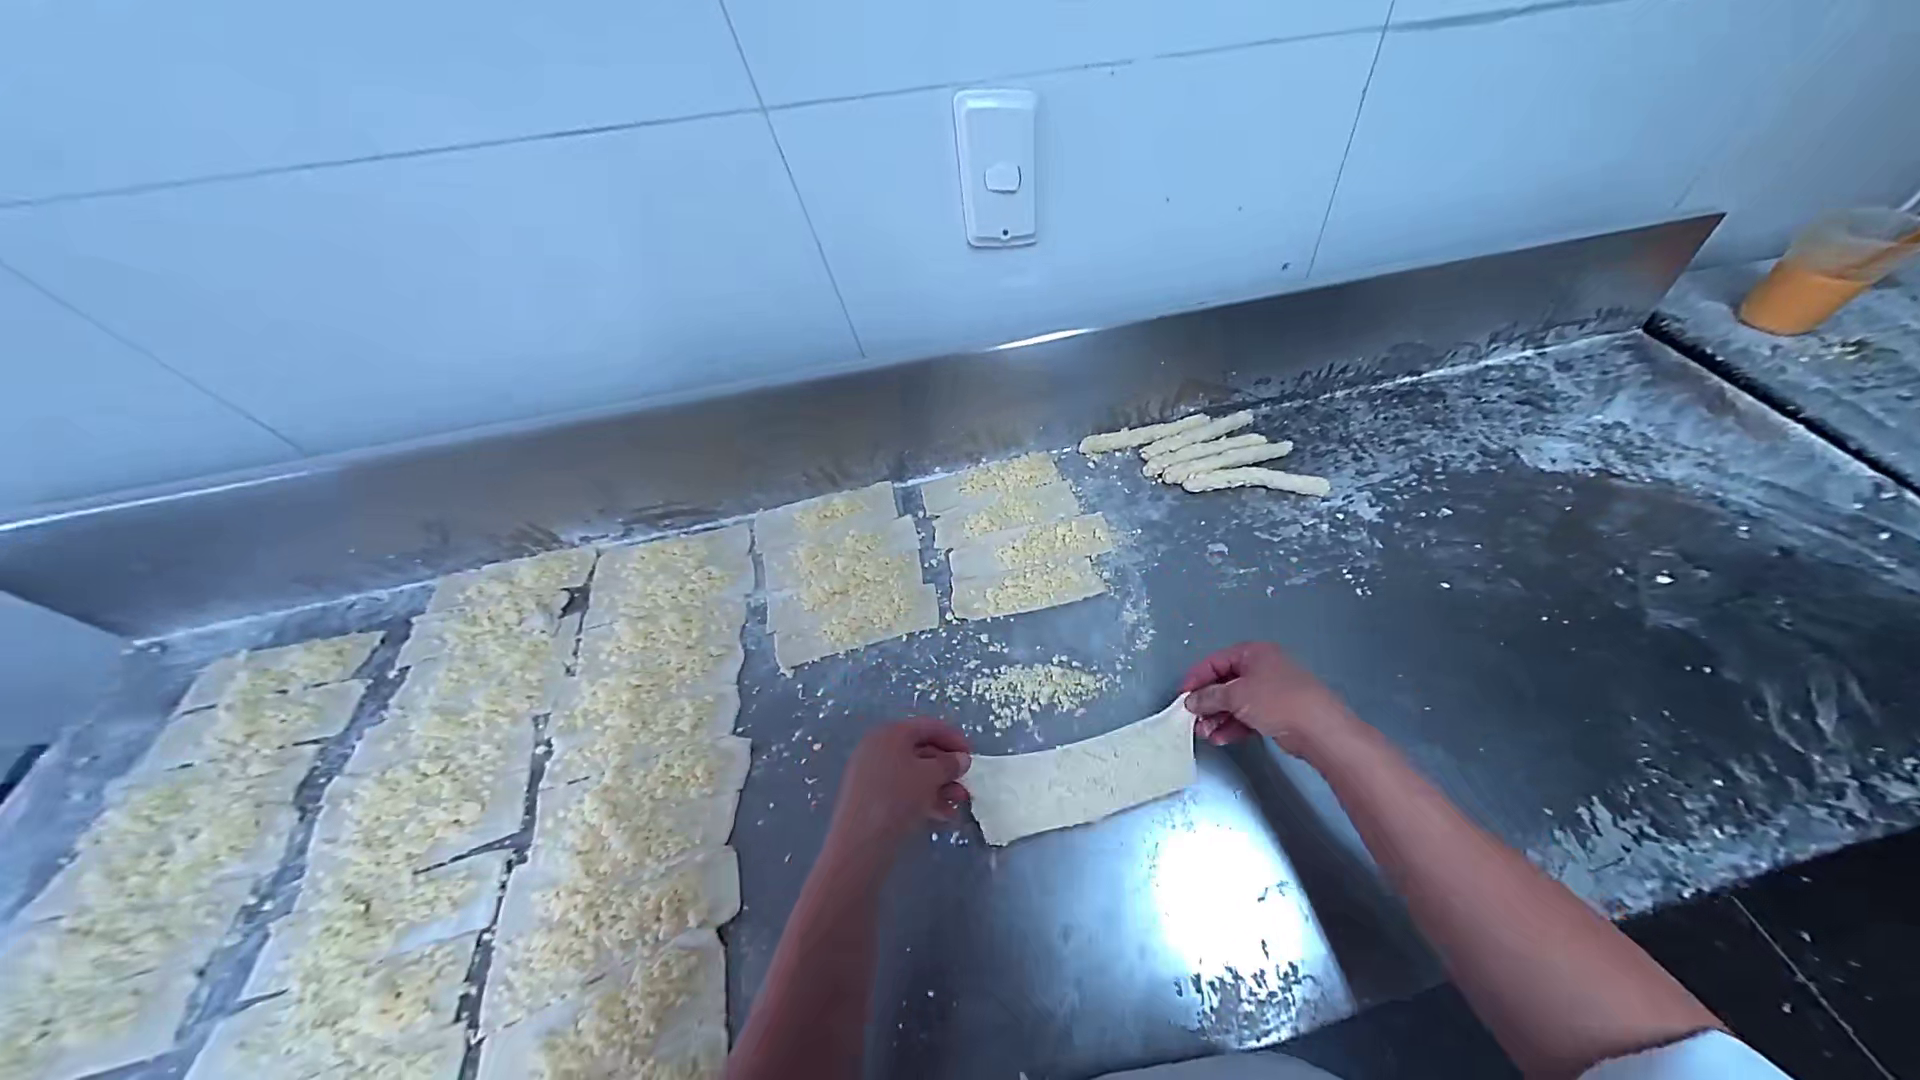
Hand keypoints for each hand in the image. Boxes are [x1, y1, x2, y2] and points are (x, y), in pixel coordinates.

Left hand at [827, 718, 971, 851]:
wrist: (859, 842)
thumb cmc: (897, 797)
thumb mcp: (930, 777)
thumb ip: (949, 764)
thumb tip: (960, 759)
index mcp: (890, 733)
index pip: (928, 727)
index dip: (953, 738)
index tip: (972, 755)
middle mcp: (878, 747)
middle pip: (921, 750)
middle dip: (947, 768)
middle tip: (966, 783)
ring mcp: (872, 773)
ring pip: (913, 773)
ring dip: (939, 785)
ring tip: (959, 803)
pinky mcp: (870, 797)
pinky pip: (902, 789)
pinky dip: (923, 797)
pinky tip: (942, 814)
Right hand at [1180, 641, 1360, 756]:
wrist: (1321, 730)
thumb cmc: (1277, 701)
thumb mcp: (1235, 695)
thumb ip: (1208, 697)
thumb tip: (1191, 701)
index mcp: (1254, 653)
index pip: (1215, 662)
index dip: (1196, 679)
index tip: (1182, 696)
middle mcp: (1263, 668)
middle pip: (1225, 683)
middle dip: (1207, 703)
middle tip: (1193, 718)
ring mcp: (1272, 691)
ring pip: (1235, 702)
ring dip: (1218, 717)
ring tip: (1205, 733)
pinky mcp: (1278, 712)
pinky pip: (1248, 716)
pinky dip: (1233, 725)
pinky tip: (1221, 738)